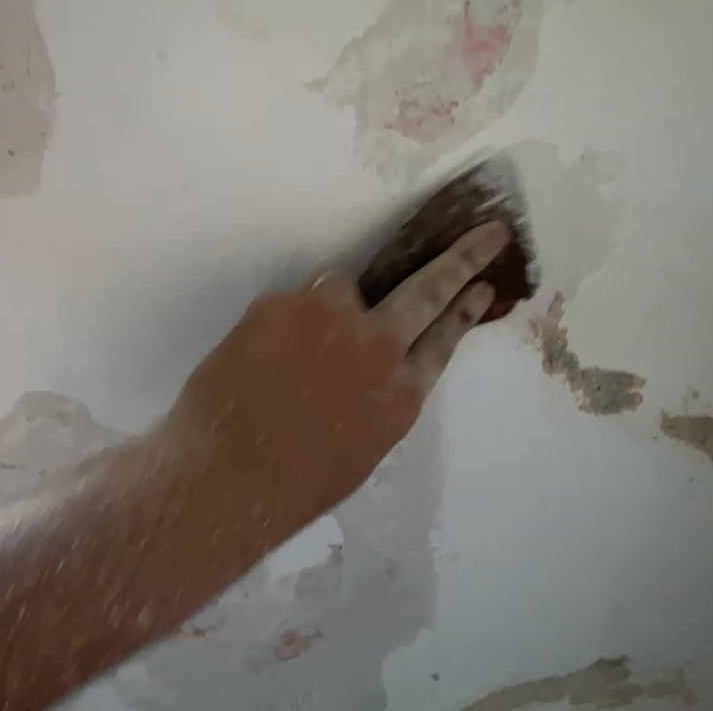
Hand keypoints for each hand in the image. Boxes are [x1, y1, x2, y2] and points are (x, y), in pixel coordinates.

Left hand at [160, 222, 508, 549]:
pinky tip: (261, 359)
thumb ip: (382, 393)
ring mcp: (330, 318)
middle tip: (489, 232)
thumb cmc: (294, 479)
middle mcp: (376, 346)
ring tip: (292, 353)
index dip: (466, 308)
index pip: (445, 338)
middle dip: (462, 258)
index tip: (485, 283)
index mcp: (400, 394)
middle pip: (428, 289)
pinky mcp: (283, 303)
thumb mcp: (364, 445)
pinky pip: (291, 303)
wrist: (223, 479)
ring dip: (327, 310)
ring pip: (338, 290)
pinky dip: (282, 324)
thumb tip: (383, 358)